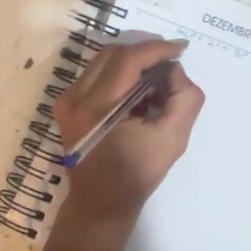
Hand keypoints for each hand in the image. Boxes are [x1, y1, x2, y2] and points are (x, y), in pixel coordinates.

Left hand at [54, 39, 203, 224]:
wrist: (100, 202)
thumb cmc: (137, 174)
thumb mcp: (173, 138)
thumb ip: (184, 98)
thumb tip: (174, 70)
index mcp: (98, 107)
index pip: (128, 59)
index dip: (157, 49)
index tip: (180, 48)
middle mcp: (76, 98)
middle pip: (113, 54)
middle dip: (145, 53)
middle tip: (169, 65)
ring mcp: (67, 101)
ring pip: (102, 62)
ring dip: (132, 63)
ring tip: (154, 81)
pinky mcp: (66, 105)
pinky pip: (94, 75)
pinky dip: (118, 75)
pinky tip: (135, 93)